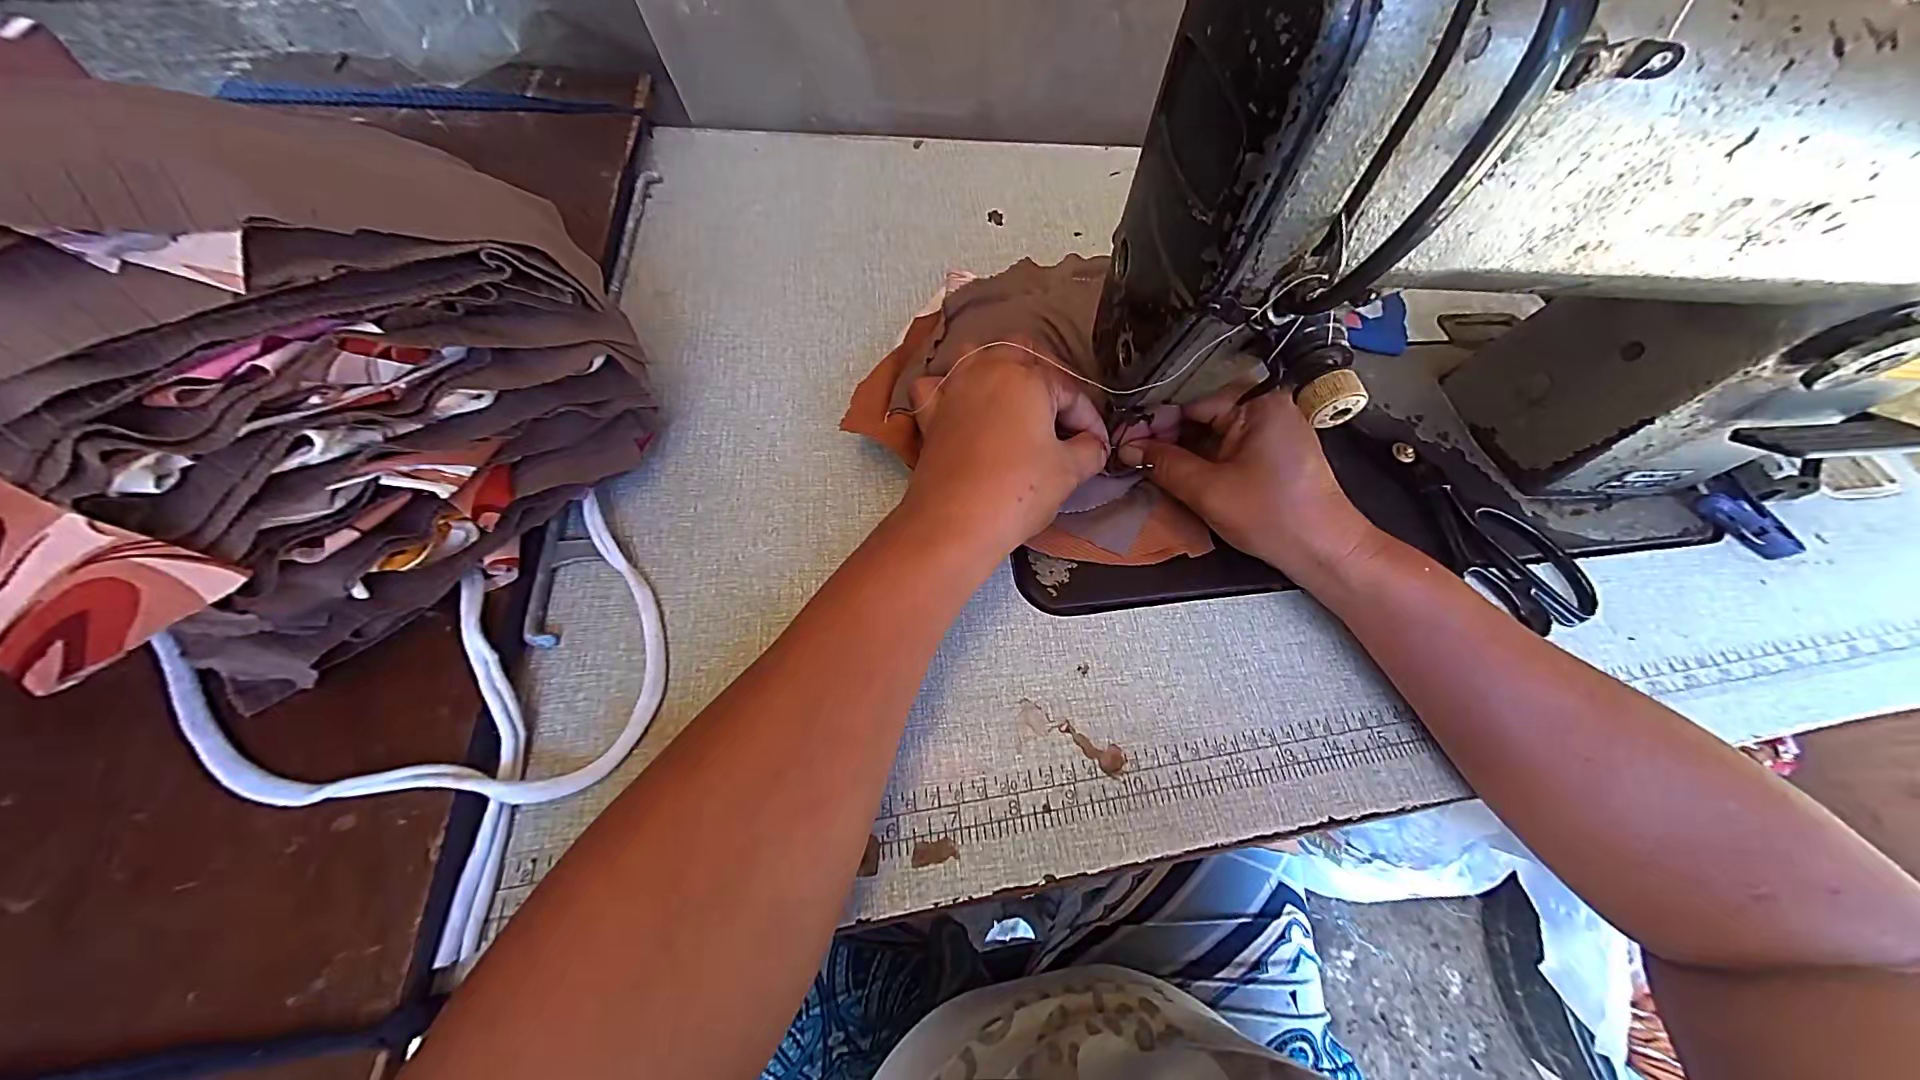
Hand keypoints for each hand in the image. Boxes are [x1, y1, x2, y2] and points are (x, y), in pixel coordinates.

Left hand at [898, 346, 1109, 555]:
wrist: (954, 524)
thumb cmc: (1015, 492)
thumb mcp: (1068, 471)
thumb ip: (1090, 450)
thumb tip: (1094, 445)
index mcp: (1027, 377)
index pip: (1070, 389)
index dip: (1090, 418)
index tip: (1098, 445)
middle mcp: (986, 371)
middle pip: (1023, 354)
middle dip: (1047, 379)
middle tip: (1061, 417)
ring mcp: (953, 390)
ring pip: (975, 357)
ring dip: (998, 369)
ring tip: (1016, 400)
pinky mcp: (929, 416)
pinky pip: (937, 388)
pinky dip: (949, 390)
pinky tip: (961, 405)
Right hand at [1116, 385, 1380, 576]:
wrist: (1322, 550)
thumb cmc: (1272, 516)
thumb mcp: (1207, 489)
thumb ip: (1163, 463)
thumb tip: (1128, 448)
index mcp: (1259, 404)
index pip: (1192, 404)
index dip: (1155, 423)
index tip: (1125, 441)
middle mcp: (1268, 409)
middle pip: (1201, 418)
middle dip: (1166, 438)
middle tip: (1130, 457)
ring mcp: (1271, 431)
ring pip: (1211, 435)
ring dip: (1180, 452)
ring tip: (1146, 466)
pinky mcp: (1270, 454)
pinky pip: (1226, 449)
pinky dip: (1201, 462)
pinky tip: (1174, 474)